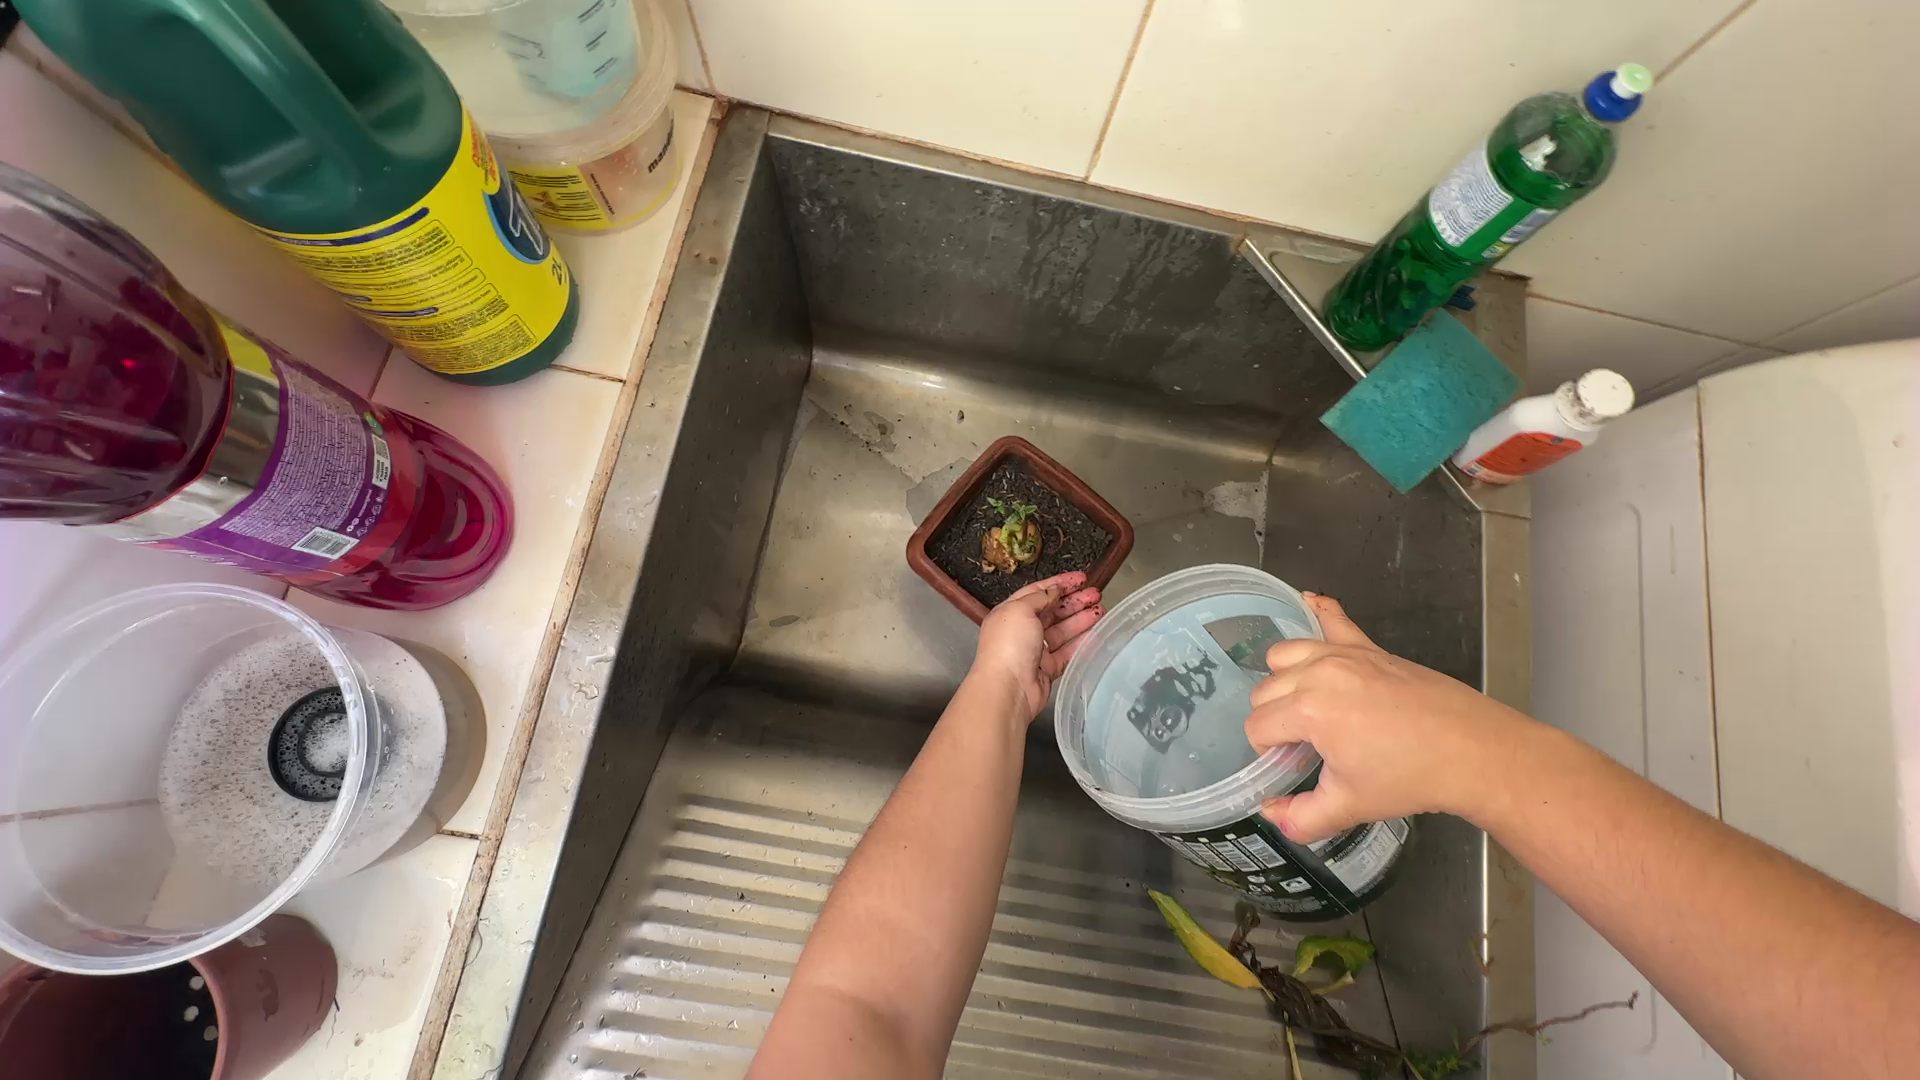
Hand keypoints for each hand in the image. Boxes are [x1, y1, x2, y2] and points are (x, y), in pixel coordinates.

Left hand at [969, 572, 1102, 721]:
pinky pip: (1068, 652)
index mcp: (1011, 612)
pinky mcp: (1047, 669)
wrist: (1008, 688)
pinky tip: (1096, 633)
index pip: (1038, 592)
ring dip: (1081, 619)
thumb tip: (1054, 590)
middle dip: (1074, 601)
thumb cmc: (1008, 646)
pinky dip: (1081, 642)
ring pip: (1062, 631)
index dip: (1060, 583)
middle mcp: (1022, 630)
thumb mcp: (1020, 609)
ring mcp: (1035, 651)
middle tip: (1096, 594)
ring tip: (1101, 610)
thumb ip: (1040, 597)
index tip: (1081, 578)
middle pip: (1052, 611)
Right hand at [1245, 593, 1536, 842]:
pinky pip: (1331, 617)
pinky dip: (1316, 610)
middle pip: (1264, 692)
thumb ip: (1300, 817)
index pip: (1257, 727)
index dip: (1268, 752)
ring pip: (1283, 656)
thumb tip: (1270, 814)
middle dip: (1274, 719)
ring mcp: (1342, 655)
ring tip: (1307, 705)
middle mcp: (1317, 673)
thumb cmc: (1411, 778)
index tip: (1294, 766)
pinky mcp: (1367, 647)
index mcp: (1308, 711)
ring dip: (1283, 679)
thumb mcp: (1351, 806)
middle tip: (1305, 745)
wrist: (1475, 752)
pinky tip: (1306, 602)